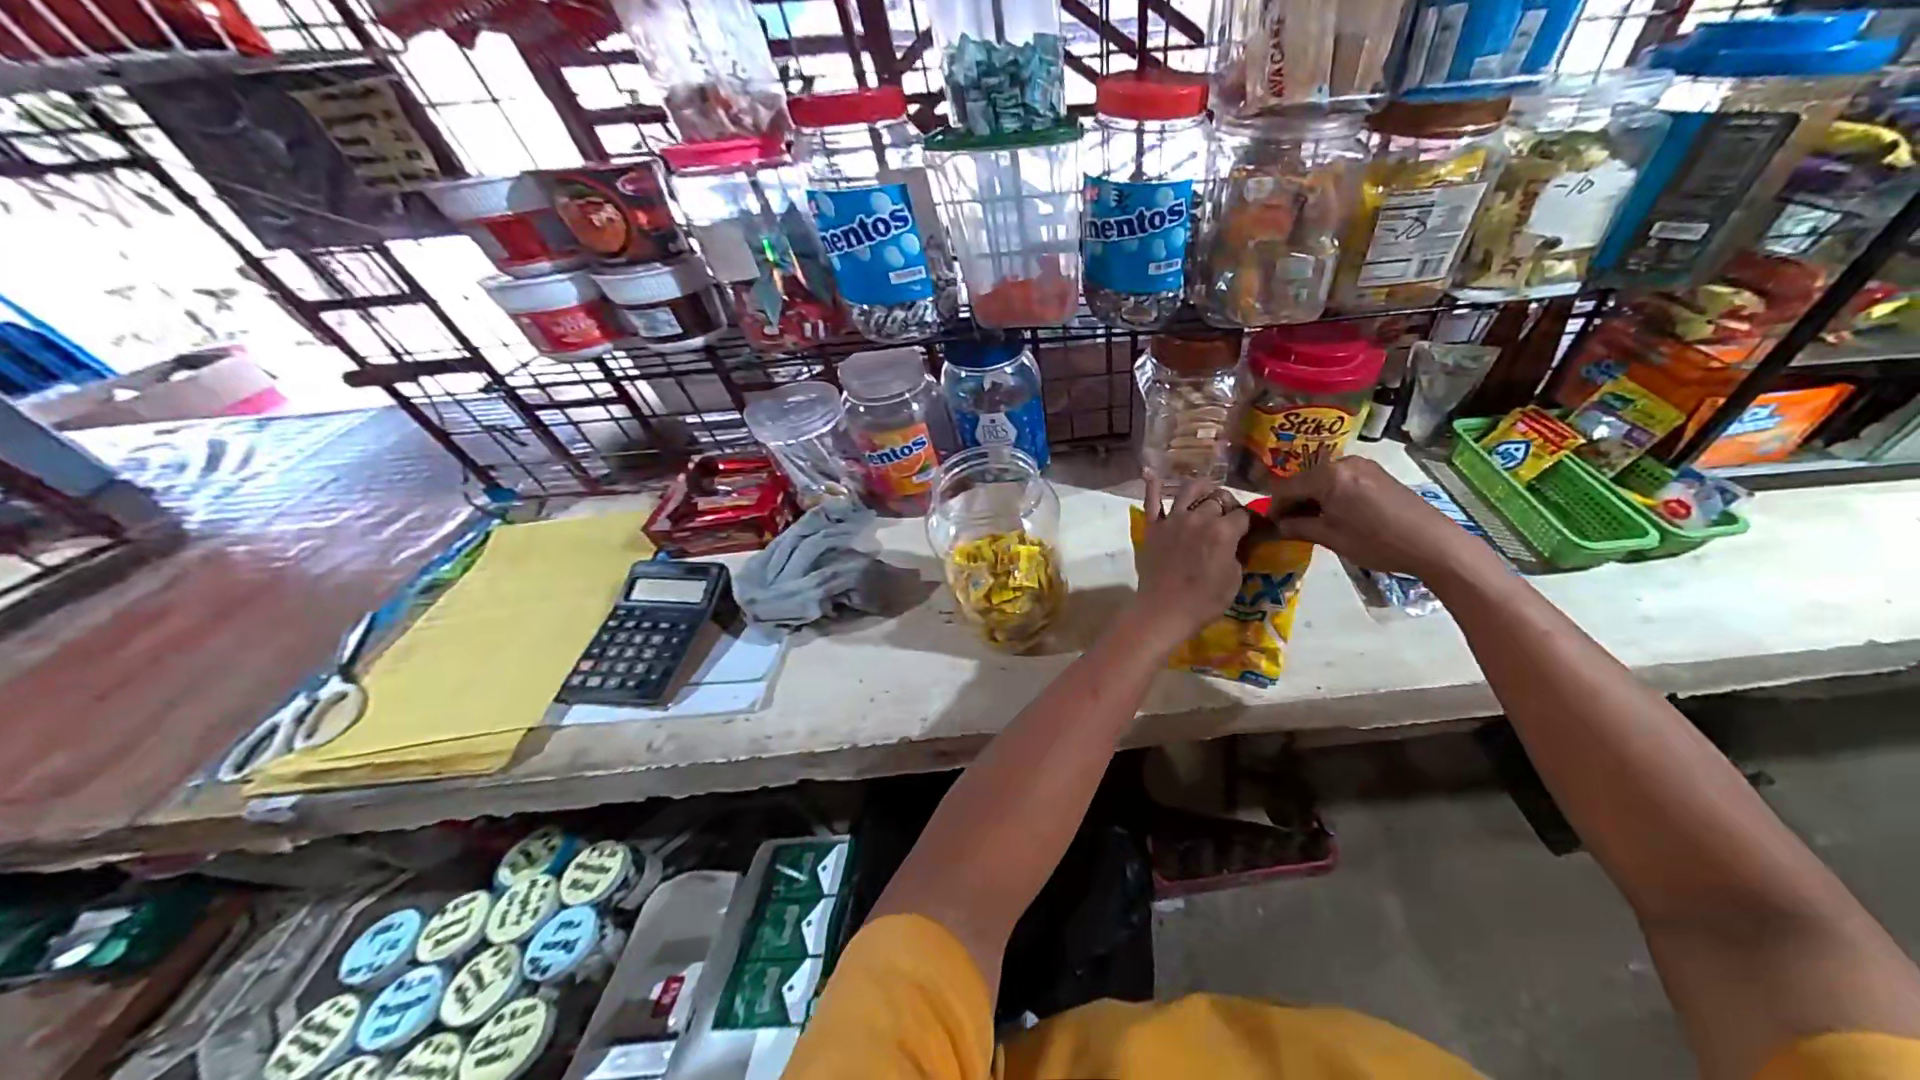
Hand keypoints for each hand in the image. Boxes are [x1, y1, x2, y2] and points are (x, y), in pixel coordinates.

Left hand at [1131, 474, 1250, 652]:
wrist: (1164, 610)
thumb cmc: (1205, 600)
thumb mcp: (1235, 578)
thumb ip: (1237, 552)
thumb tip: (1238, 541)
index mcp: (1224, 530)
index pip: (1243, 515)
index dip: (1250, 521)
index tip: (1252, 528)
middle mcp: (1199, 517)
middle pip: (1218, 498)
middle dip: (1228, 505)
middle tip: (1229, 517)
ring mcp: (1173, 519)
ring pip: (1189, 490)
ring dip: (1202, 489)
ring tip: (1206, 494)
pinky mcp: (1153, 527)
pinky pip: (1151, 501)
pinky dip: (1151, 485)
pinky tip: (1151, 472)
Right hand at [1264, 457, 1497, 583]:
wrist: (1433, 544)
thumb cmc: (1376, 542)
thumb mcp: (1331, 538)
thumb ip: (1299, 528)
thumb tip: (1279, 526)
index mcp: (1328, 475)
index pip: (1286, 488)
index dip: (1275, 507)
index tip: (1270, 526)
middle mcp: (1344, 462)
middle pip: (1305, 480)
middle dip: (1294, 502)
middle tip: (1289, 525)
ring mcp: (1364, 466)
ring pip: (1324, 480)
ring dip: (1314, 499)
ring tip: (1312, 522)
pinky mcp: (1378, 474)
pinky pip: (1343, 480)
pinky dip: (1332, 495)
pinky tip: (1335, 515)